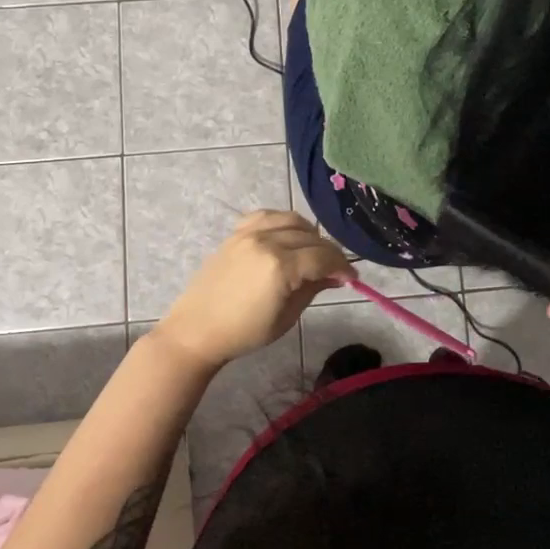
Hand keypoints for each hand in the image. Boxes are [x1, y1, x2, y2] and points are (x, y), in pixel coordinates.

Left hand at [155, 211, 351, 369]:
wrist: (197, 330)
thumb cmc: (244, 333)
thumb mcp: (286, 317)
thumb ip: (313, 289)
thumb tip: (336, 276)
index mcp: (281, 267)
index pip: (324, 258)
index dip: (343, 267)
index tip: (352, 279)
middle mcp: (267, 242)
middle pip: (312, 238)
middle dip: (330, 254)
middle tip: (335, 272)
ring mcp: (249, 233)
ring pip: (293, 221)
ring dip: (310, 235)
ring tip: (313, 254)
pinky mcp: (236, 233)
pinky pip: (267, 216)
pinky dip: (284, 222)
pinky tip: (288, 237)